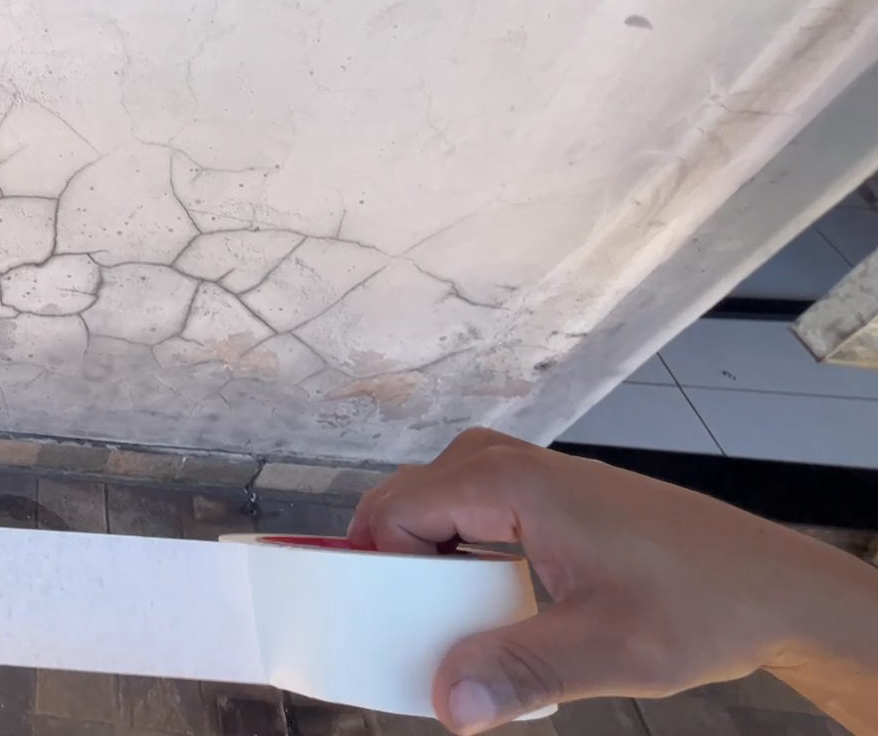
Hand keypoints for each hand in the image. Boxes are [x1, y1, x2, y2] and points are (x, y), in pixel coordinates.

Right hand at [349, 428, 877, 733]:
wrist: (779, 585)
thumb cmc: (702, 608)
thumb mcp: (618, 652)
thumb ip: (524, 671)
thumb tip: (447, 707)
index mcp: (500, 480)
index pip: (395, 513)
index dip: (383, 567)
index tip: (404, 622)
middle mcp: (492, 455)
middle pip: (400, 498)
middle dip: (391, 556)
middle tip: (413, 619)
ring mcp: (508, 458)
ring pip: (422, 493)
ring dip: (415, 545)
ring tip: (438, 603)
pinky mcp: (525, 473)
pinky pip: (452, 493)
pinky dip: (444, 533)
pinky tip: (471, 575)